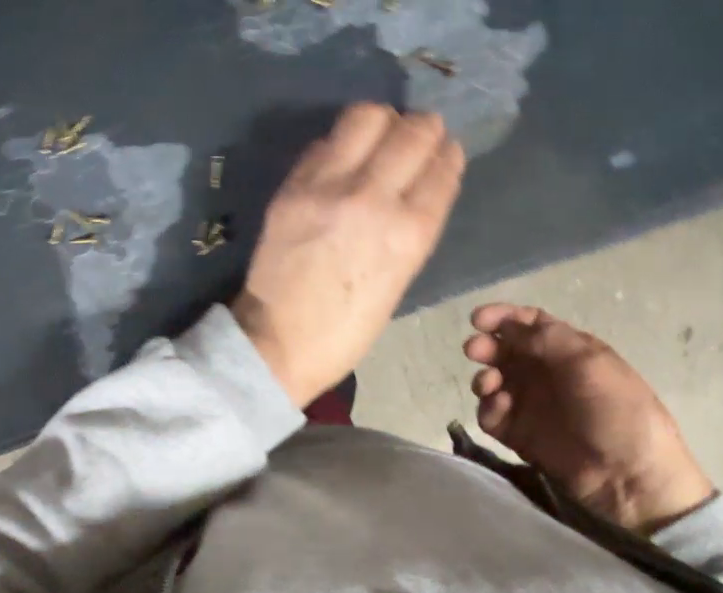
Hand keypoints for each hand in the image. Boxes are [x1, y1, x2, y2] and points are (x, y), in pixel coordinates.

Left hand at [233, 104, 464, 406]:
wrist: (277, 346)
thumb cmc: (344, 332)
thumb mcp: (398, 282)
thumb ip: (412, 228)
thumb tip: (416, 186)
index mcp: (410, 234)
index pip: (443, 165)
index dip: (446, 155)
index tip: (441, 155)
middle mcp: (374, 200)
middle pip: (414, 131)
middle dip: (422, 131)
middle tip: (413, 141)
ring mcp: (329, 189)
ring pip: (368, 117)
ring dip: (381, 123)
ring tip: (377, 141)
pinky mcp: (292, 189)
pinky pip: (325, 143)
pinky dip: (339, 144)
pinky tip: (340, 163)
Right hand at [465, 304, 714, 533]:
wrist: (626, 473)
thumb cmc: (617, 411)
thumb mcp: (589, 363)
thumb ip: (545, 340)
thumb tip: (506, 327)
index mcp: (570, 351)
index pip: (531, 325)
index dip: (504, 318)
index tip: (477, 319)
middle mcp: (548, 375)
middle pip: (507, 352)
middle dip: (487, 347)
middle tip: (474, 351)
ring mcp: (532, 406)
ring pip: (495, 383)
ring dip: (485, 378)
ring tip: (488, 385)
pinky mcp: (519, 436)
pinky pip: (492, 416)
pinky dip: (488, 409)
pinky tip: (498, 410)